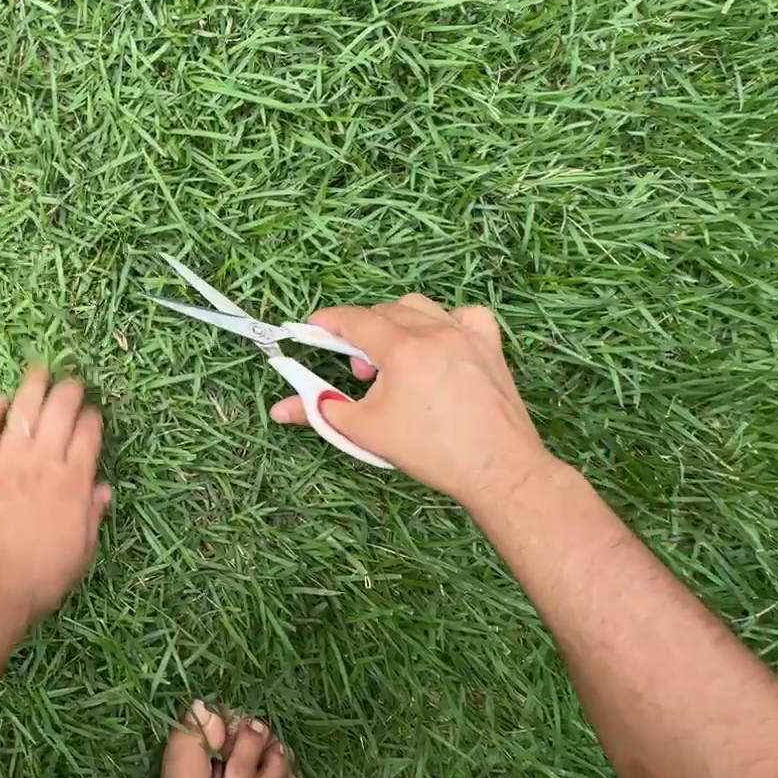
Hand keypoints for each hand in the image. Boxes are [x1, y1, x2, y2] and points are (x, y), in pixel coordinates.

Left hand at [0, 367, 111, 629]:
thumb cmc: (41, 575)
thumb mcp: (81, 550)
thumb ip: (92, 513)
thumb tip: (103, 489)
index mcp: (74, 481)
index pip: (88, 432)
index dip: (93, 417)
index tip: (93, 414)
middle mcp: (43, 461)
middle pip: (60, 409)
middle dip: (70, 390)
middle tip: (72, 383)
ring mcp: (8, 459)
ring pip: (24, 408)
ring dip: (34, 386)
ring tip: (40, 371)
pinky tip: (1, 402)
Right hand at [269, 295, 557, 503]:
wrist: (498, 469)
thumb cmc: (428, 450)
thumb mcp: (362, 429)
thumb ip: (317, 410)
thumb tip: (279, 409)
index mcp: (400, 348)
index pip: (353, 319)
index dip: (326, 321)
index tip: (309, 329)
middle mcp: (433, 332)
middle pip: (382, 312)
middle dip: (358, 332)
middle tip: (355, 369)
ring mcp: (466, 335)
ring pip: (418, 307)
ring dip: (395, 323)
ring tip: (391, 357)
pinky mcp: (490, 348)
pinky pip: (464, 316)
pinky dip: (444, 322)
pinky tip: (436, 345)